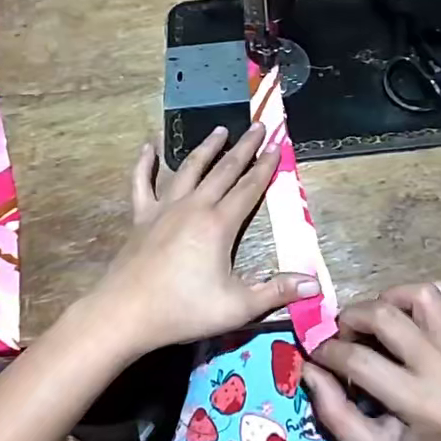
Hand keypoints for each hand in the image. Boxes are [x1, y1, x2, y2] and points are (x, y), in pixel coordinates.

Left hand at [75, 125, 318, 362]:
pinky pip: (142, 183)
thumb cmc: (183, 311)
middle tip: (257, 126)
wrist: (125, 313)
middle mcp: (193, 207)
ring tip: (219, 130)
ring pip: (188, 169)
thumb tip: (315, 283)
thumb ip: (276, 292)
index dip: (266, 167)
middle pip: (223, 170)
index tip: (278, 146)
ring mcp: (163, 209)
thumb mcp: (237, 307)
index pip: (249, 188)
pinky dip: (145, 163)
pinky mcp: (141, 217)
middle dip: (243, 148)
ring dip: (206, 148)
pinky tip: (148, 146)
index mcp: (218, 224)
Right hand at [301, 282, 440, 440]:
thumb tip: (309, 370)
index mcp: (421, 403)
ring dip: (388, 300)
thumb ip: (336, 414)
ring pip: (421, 294)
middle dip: (352, 319)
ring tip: (376, 321)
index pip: (359, 360)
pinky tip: (408, 314)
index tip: (317, 356)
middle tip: (344, 337)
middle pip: (386, 316)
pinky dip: (425, 295)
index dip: (327, 353)